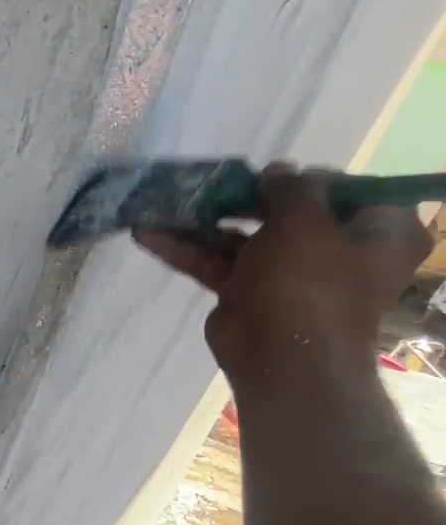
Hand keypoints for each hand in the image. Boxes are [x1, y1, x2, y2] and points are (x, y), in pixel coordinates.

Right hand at [133, 163, 430, 392]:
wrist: (280, 354)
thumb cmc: (308, 282)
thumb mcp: (304, 223)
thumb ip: (290, 191)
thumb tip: (279, 169)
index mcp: (377, 232)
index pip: (346, 191)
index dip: (306, 180)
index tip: (266, 175)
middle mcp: (337, 250)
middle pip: (284, 214)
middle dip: (236, 202)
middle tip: (202, 188)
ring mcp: (287, 272)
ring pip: (240, 239)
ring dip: (198, 224)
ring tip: (159, 207)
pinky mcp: (246, 290)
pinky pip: (216, 262)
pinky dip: (185, 249)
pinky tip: (147, 236)